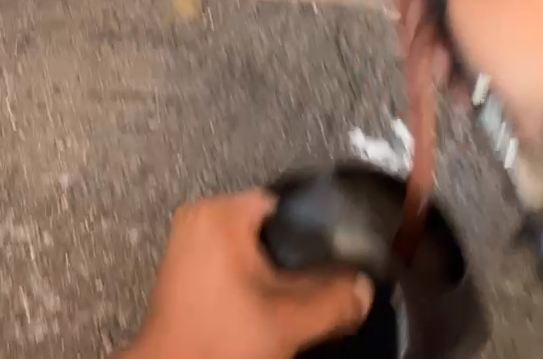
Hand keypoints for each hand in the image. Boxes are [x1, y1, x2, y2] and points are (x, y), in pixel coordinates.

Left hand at [124, 191, 372, 358]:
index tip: (329, 256)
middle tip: (306, 285)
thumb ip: (333, 301)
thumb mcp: (289, 321)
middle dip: (287, 255)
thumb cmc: (220, 338)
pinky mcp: (180, 262)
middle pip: (262, 225)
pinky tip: (256, 303)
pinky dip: (244, 275)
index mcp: (220, 213)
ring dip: (266, 269)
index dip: (309, 232)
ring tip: (281, 298)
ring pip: (243, 243)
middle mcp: (198, 215)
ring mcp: (185, 238)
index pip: (279, 204)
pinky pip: (224, 256)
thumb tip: (362, 288)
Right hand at [383, 0, 542, 133]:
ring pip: (460, 8)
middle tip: (415, 25)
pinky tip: (454, 79)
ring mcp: (529, 10)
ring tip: (436, 64)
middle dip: (425, 3)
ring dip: (437, 36)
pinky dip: (460, 56)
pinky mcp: (528, 46)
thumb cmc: (525, 40)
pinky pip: (479, 38)